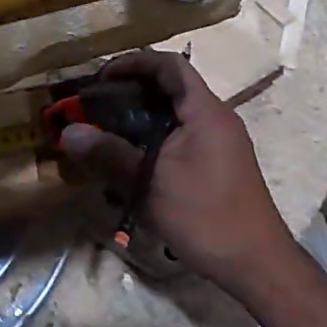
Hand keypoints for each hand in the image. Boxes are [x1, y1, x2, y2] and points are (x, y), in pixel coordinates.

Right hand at [58, 49, 297, 292]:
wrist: (257, 263)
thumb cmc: (205, 215)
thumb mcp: (150, 184)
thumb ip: (109, 154)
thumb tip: (68, 133)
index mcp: (205, 110)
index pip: (170, 65)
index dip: (135, 63)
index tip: (103, 78)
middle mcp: (217, 116)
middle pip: (173, 86)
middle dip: (134, 90)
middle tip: (100, 105)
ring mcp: (221, 140)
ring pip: (177, 113)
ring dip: (144, 115)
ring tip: (111, 131)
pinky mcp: (220, 162)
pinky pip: (184, 134)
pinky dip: (158, 136)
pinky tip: (137, 161)